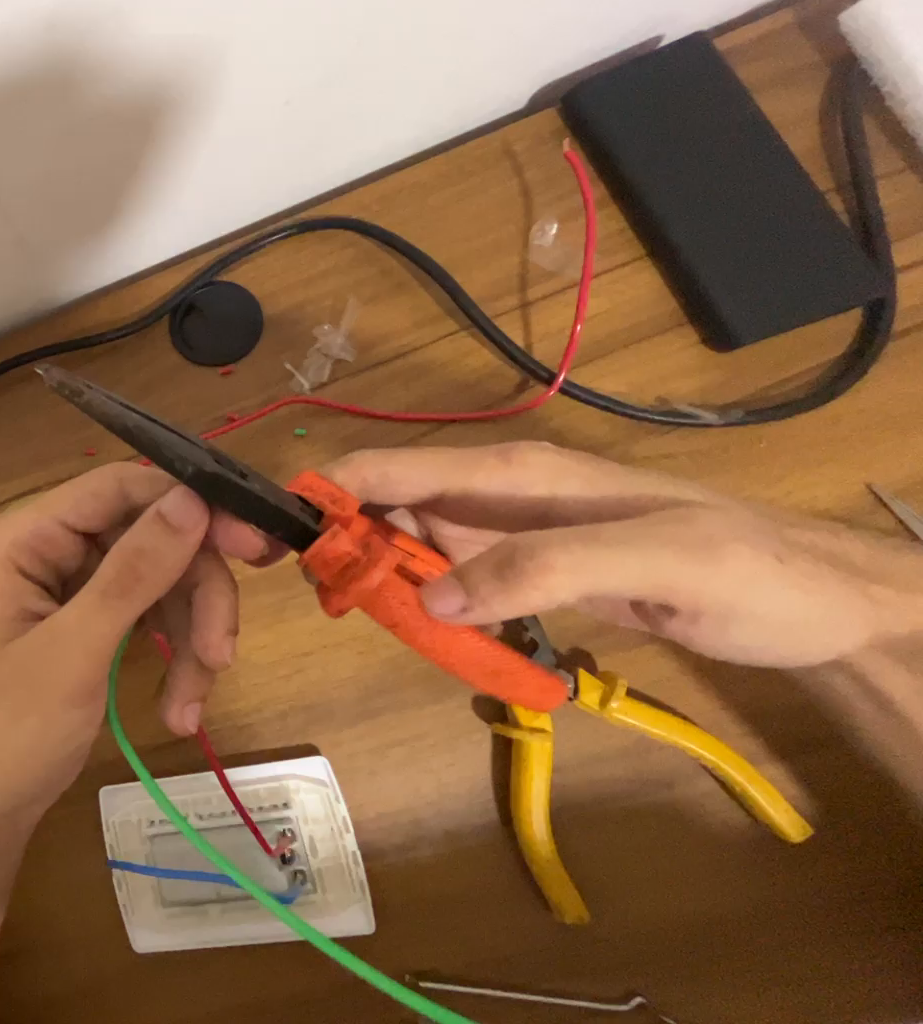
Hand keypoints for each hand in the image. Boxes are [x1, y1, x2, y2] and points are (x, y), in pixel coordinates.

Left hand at [0, 463, 269, 848]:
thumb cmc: (9, 732)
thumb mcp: (74, 652)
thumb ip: (132, 573)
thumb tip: (192, 499)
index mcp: (23, 537)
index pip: (119, 488)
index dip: (190, 506)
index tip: (253, 544)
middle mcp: (47, 547)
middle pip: (150, 536)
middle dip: (194, 594)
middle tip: (225, 651)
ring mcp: (71, 584)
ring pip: (161, 579)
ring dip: (191, 637)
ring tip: (191, 702)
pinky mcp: (92, 620)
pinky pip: (152, 615)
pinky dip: (176, 657)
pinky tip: (180, 709)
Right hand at [325, 441, 922, 667]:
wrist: (823, 603)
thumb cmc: (747, 568)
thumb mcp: (652, 559)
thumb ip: (536, 568)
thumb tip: (427, 598)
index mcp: (508, 472)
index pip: (387, 468)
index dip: (324, 493)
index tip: (279, 540)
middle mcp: (487, 496)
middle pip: (379, 509)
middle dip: (339, 546)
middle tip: (326, 600)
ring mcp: (497, 534)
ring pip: (402, 549)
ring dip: (377, 583)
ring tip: (370, 622)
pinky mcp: (511, 570)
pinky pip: (439, 584)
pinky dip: (418, 607)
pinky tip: (427, 635)